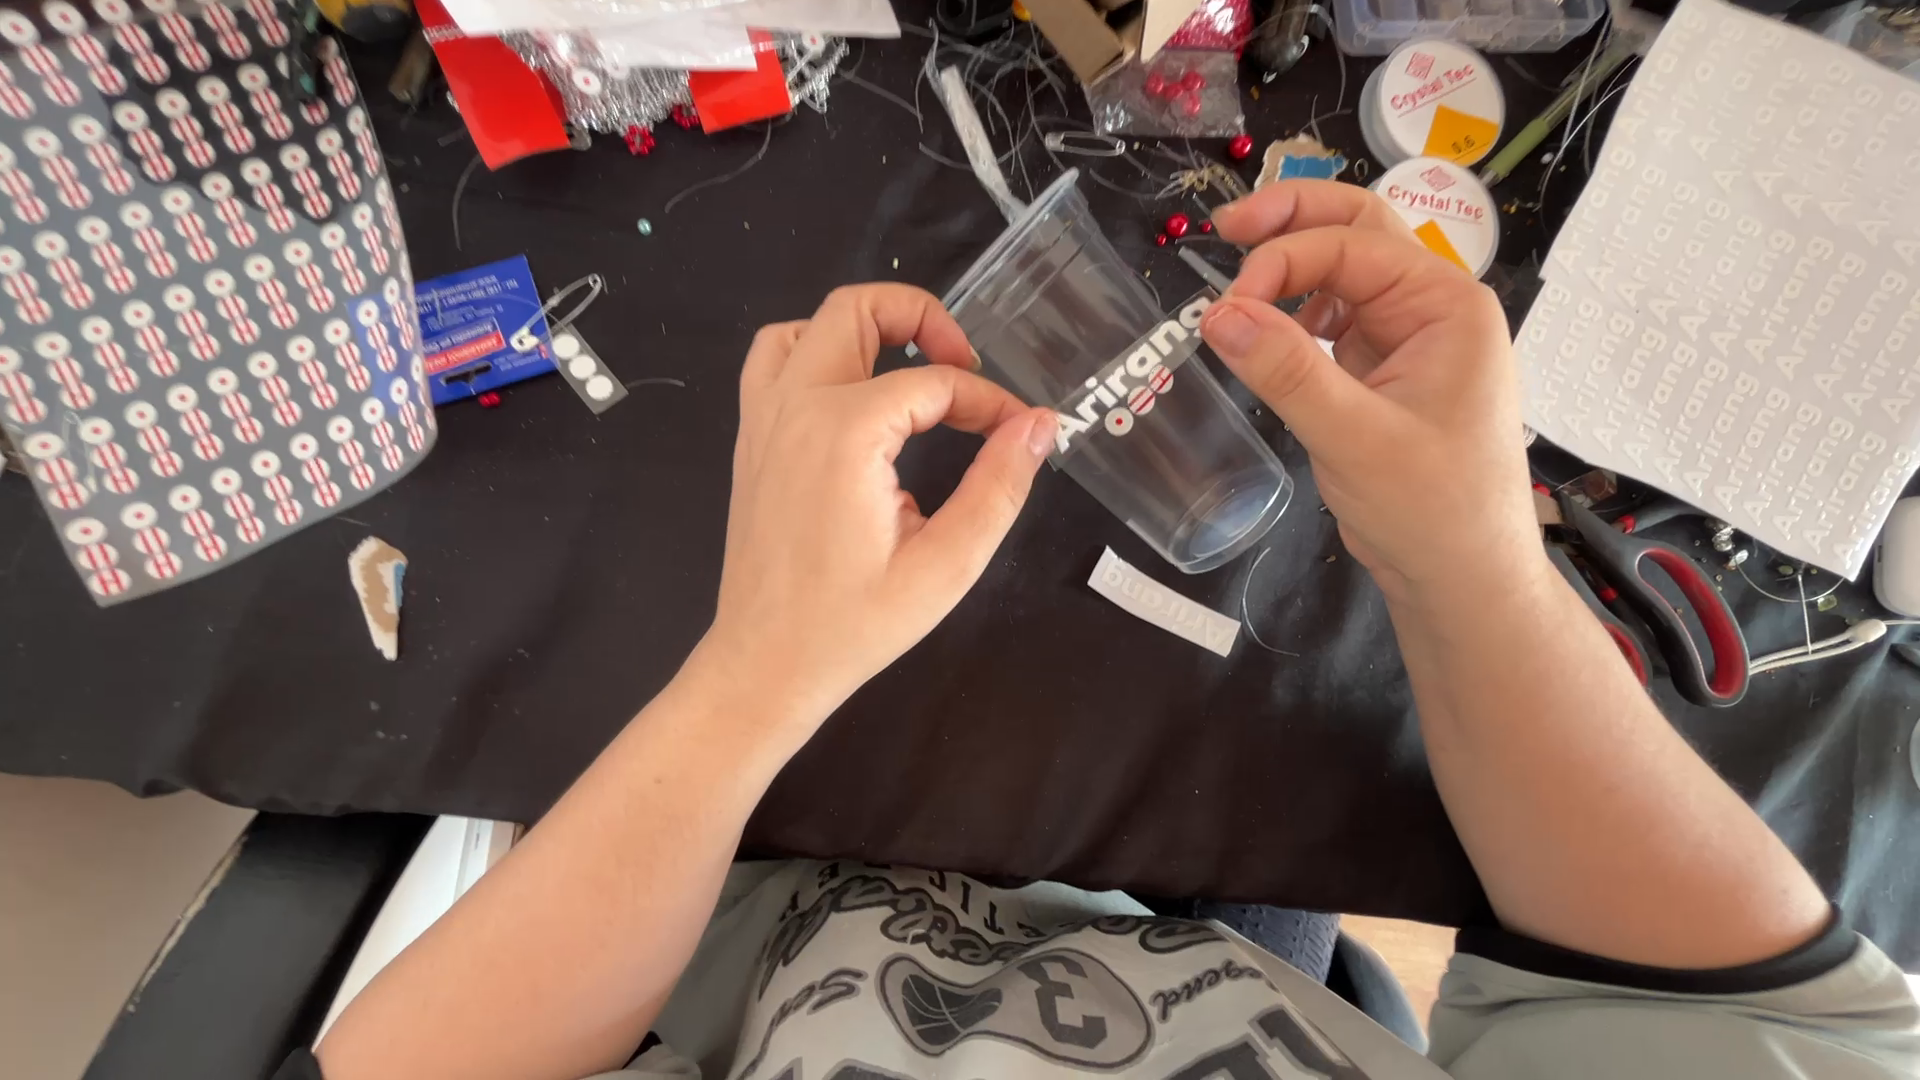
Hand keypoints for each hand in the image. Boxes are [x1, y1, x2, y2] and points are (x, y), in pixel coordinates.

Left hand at [694, 284, 1056, 730]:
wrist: (768, 663)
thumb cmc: (857, 624)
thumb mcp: (946, 564)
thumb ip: (999, 486)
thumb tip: (1040, 423)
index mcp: (845, 432)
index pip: (934, 383)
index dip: (988, 401)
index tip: (1017, 433)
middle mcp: (795, 406)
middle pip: (858, 310)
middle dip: (925, 320)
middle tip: (965, 369)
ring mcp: (761, 418)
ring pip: (808, 325)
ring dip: (865, 329)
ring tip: (909, 370)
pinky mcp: (750, 439)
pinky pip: (774, 360)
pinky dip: (815, 352)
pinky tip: (850, 395)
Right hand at [1198, 179, 1538, 603]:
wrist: (1456, 573)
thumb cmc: (1427, 505)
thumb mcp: (1352, 436)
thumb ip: (1286, 371)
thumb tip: (1216, 314)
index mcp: (1444, 305)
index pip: (1352, 246)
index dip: (1282, 262)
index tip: (1224, 307)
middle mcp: (1428, 309)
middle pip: (1358, 232)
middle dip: (1292, 222)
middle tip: (1227, 227)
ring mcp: (1403, 341)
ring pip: (1342, 275)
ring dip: (1290, 268)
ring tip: (1236, 280)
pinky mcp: (1378, 373)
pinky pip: (1332, 322)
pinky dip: (1294, 316)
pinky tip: (1266, 334)